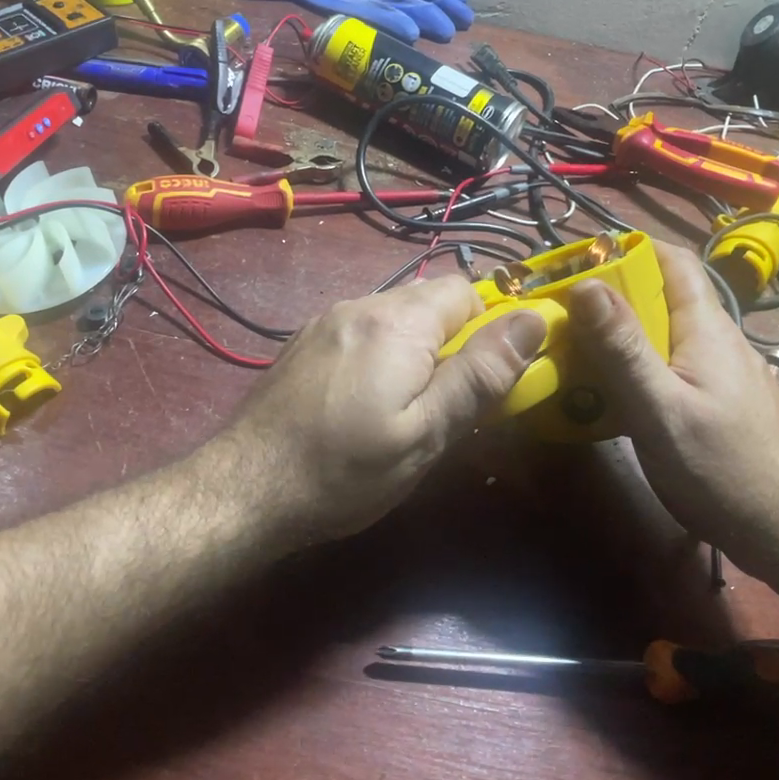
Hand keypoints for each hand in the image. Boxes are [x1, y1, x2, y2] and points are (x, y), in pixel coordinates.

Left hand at [225, 275, 547, 541]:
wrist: (245, 488)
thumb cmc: (344, 471)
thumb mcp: (426, 434)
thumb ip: (480, 375)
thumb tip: (533, 320)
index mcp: (396, 321)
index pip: (466, 290)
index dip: (487, 330)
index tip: (484, 378)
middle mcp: (359, 304)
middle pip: (428, 302)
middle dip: (450, 343)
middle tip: (445, 405)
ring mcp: (324, 321)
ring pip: (393, 318)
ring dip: (413, 351)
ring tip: (402, 410)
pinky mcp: (303, 343)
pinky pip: (360, 332)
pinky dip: (378, 356)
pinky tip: (361, 404)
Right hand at [568, 242, 778, 577]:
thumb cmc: (723, 470)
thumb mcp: (661, 410)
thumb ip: (623, 349)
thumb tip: (584, 284)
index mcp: (707, 329)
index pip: (673, 260)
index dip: (627, 249)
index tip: (576, 262)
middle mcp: (719, 342)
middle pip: (663, 300)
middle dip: (611, 300)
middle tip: (558, 318)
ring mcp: (724, 376)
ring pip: (666, 339)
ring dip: (621, 339)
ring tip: (572, 358)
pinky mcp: (723, 406)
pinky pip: (674, 371)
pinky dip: (638, 371)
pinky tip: (615, 400)